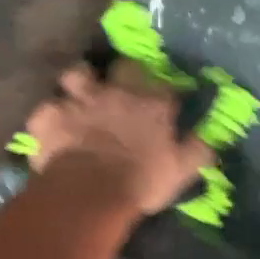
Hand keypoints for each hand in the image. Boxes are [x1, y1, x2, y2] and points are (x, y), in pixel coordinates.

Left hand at [22, 62, 213, 212]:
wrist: (89, 193)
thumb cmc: (141, 181)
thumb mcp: (183, 170)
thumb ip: (200, 149)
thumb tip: (214, 136)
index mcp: (154, 104)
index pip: (170, 84)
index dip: (171, 90)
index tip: (173, 100)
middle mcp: (118, 92)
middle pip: (124, 66)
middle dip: (126, 72)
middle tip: (126, 87)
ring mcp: (80, 100)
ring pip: (76, 73)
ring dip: (79, 82)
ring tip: (82, 94)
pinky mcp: (48, 116)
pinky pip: (45, 108)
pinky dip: (49, 116)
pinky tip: (52, 124)